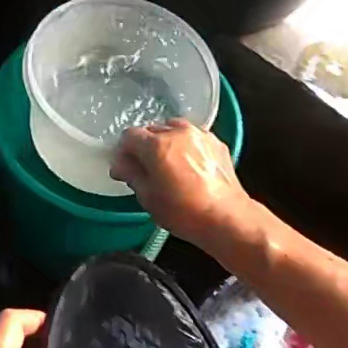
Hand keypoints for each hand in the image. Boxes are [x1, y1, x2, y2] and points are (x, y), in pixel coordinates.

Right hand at [110, 119, 257, 247]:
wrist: (226, 217)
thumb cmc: (184, 212)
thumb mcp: (149, 197)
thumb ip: (132, 175)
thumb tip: (121, 165)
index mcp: (156, 145)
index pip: (130, 136)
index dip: (124, 151)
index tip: (125, 166)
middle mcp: (178, 133)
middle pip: (152, 130)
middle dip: (145, 147)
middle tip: (145, 169)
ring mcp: (200, 136)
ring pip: (174, 130)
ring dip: (166, 143)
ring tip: (169, 166)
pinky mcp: (216, 143)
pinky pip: (194, 138)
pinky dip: (186, 146)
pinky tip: (189, 167)